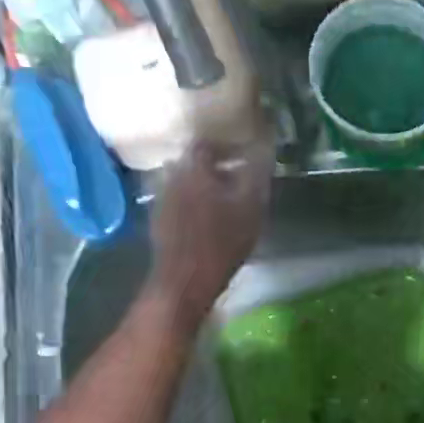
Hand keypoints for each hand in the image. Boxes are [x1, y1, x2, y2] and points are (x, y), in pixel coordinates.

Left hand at [146, 136, 272, 320]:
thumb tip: (264, 143)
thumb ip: (257, 171)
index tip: (246, 155)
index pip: (207, 141)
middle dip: (217, 168)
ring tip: (227, 203)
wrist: (185, 281)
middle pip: (195, 162)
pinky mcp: (158, 222)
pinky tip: (209, 222)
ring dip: (206, 188)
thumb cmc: (222, 241)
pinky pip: (179, 203)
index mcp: (193, 166)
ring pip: (186, 183)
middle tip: (240, 181)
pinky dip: (195, 205)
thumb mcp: (251, 205)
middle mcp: (171, 175)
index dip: (228, 145)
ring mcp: (161, 199)